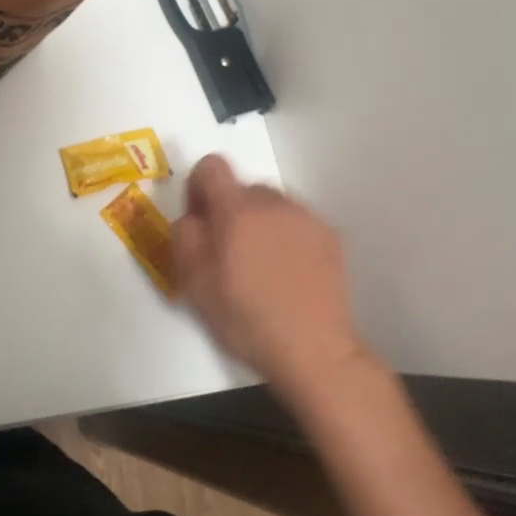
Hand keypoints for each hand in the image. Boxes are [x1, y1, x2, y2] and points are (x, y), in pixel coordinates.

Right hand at [172, 155, 370, 401]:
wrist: (313, 350)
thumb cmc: (244, 316)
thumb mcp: (192, 280)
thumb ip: (184, 233)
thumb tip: (194, 216)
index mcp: (236, 209)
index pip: (211, 166)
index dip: (198, 187)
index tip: (200, 220)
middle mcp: (274, 203)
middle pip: (242, 187)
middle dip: (230, 210)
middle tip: (228, 251)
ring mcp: (306, 218)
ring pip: (272, 204)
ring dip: (260, 222)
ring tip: (261, 264)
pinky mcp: (331, 236)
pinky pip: (297, 222)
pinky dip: (287, 237)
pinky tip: (287, 272)